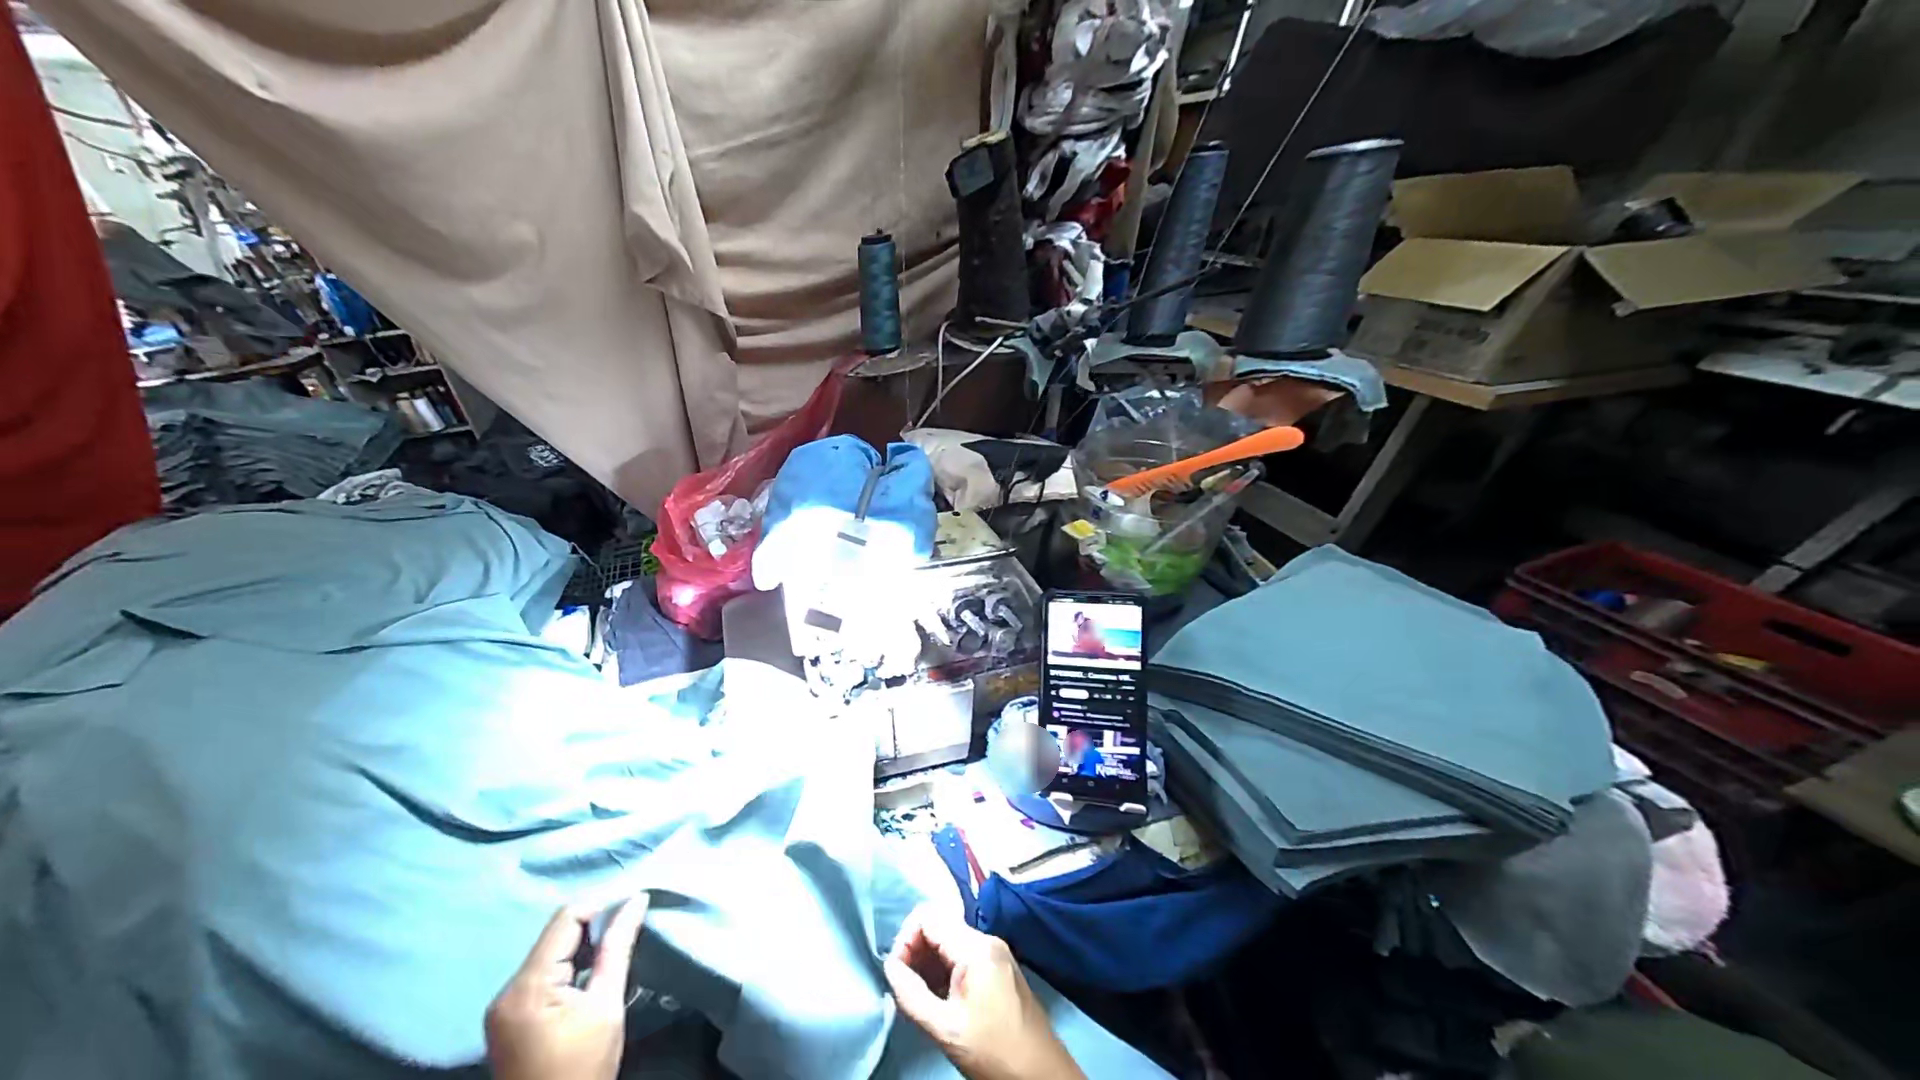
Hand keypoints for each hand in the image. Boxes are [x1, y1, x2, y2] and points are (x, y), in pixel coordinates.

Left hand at [486, 896, 648, 1079]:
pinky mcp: (505, 1018)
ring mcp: (501, 1006)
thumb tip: (637, 899)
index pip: (566, 919)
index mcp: (527, 986)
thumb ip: (618, 946)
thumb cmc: (584, 1068)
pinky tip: (588, 980)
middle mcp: (506, 990)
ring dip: (581, 949)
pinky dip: (567, 969)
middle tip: (626, 936)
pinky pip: (540, 975)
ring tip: (611, 958)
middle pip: (554, 935)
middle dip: (592, 930)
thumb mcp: (607, 1003)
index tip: (632, 913)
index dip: (601, 909)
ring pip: (548, 952)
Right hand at [883, 908, 1085, 1079]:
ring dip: (927, 962)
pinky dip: (943, 970)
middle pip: (938, 925)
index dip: (905, 939)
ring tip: (918, 995)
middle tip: (905, 985)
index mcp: (976, 947)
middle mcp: (986, 940)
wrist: (1042, 1075)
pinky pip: (962, 955)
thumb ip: (911, 994)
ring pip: (948, 940)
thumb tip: (889, 965)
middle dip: (915, 951)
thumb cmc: (993, 1051)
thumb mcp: (945, 1028)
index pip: (928, 916)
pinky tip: (938, 997)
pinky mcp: (998, 968)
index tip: (897, 971)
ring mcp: (995, 953)